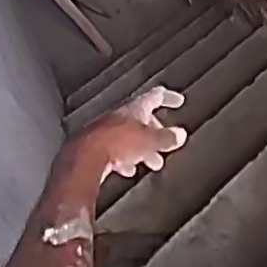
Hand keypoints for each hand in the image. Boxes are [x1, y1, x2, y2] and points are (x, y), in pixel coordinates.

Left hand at [71, 86, 187, 181]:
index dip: (168, 97)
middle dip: (157, 132)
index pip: (155, 96)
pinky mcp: (97, 146)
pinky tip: (128, 170)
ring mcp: (107, 130)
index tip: (179, 100)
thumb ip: (166, 138)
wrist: (85, 157)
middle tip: (166, 144)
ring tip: (153, 162)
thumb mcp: (149, 141)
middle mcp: (120, 116)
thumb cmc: (120, 143)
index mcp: (135, 108)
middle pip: (143, 119)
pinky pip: (116, 150)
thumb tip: (181, 134)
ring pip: (130, 136)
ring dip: (143, 149)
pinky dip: (126, 158)